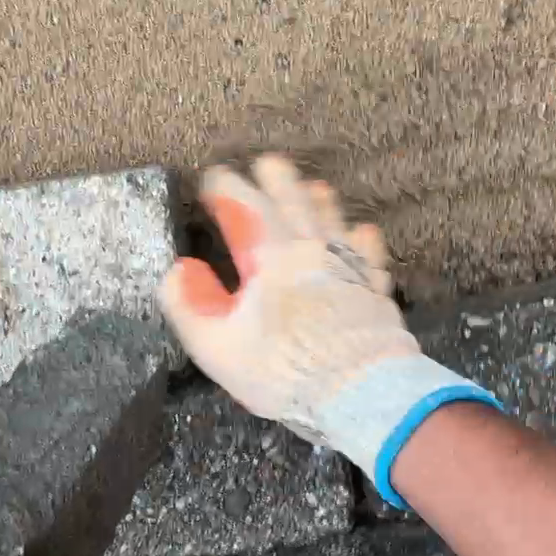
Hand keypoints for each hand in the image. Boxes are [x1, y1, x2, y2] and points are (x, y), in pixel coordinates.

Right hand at [160, 154, 496, 506]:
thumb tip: (181, 269)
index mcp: (268, 259)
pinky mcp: (374, 287)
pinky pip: (369, 251)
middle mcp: (310, 250)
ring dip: (318, 199)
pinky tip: (362, 231)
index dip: (223, 188)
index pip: (241, 208)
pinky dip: (362, 237)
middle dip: (275, 179)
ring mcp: (348, 264)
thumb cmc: (282, 370)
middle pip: (292, 200)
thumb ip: (189, 304)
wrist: (358, 391)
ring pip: (332, 218)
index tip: (211, 178)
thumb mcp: (217, 347)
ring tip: (314, 187)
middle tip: (266, 163)